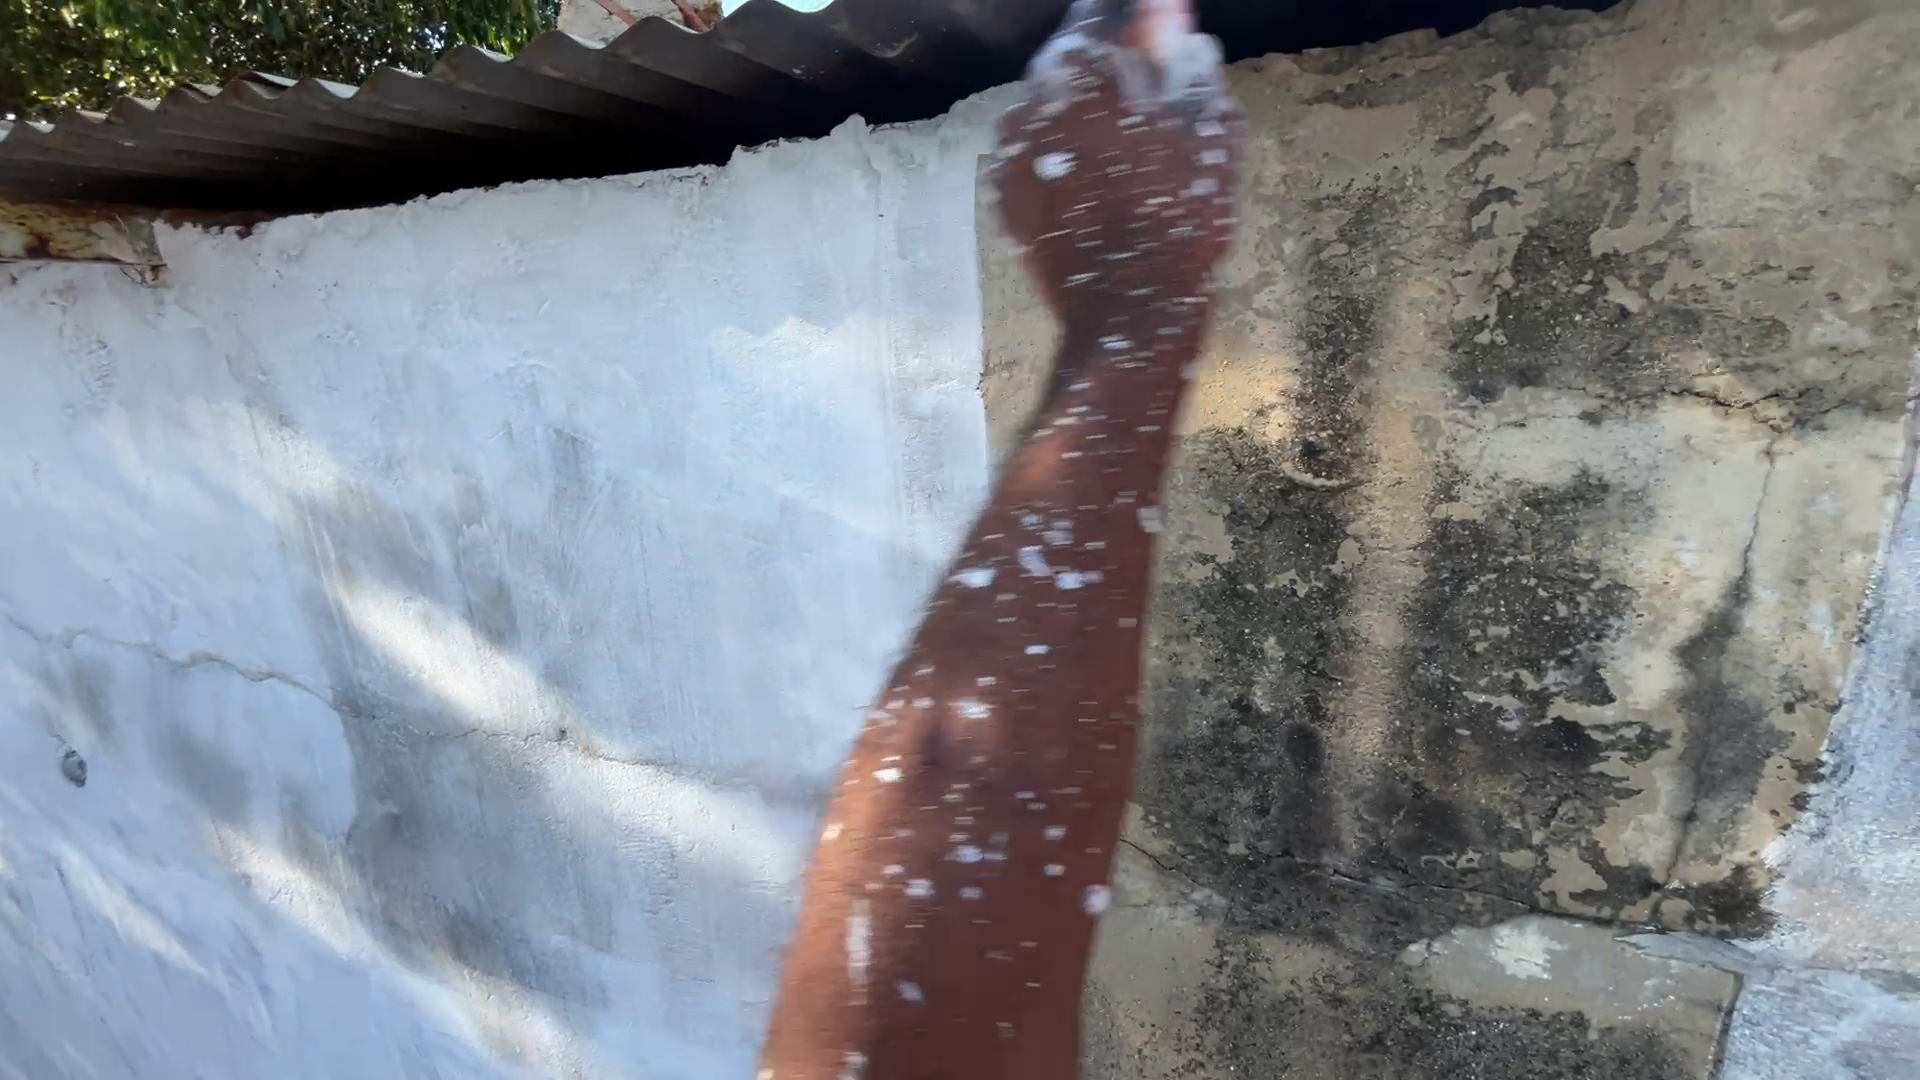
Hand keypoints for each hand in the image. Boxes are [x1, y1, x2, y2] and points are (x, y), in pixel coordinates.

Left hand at [989, 0, 1246, 327]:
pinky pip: (1035, 166)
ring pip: (1048, 119)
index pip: (1102, 16)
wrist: (1129, 315)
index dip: (1139, 21)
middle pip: (1070, 69)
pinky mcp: (1007, 211)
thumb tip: (1169, 23)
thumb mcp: (1209, 127)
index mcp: (1077, 72)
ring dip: (1081, 118)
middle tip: (1147, 92)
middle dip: (1108, 71)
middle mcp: (1027, 109)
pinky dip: (1061, 163)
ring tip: (1121, 147)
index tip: (1161, 30)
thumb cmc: (1180, 218)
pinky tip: (1093, 185)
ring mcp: (1009, 164)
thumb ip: (1186, 61)